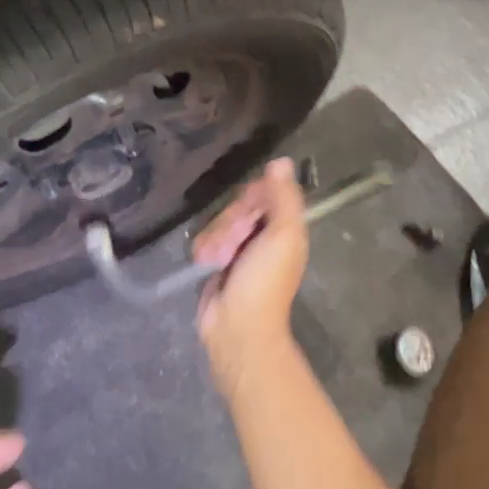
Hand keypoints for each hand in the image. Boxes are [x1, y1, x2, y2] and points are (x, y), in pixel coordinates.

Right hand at [192, 159, 306, 384]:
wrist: (237, 326)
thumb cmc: (265, 281)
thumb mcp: (283, 236)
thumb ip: (283, 198)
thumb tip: (281, 161)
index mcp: (285, 228)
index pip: (265, 193)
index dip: (252, 199)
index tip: (248, 213)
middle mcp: (264, 235)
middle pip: (239, 207)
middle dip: (231, 223)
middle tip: (233, 245)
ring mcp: (239, 249)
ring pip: (220, 221)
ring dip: (216, 238)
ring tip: (218, 260)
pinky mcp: (217, 260)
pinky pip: (206, 238)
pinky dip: (204, 249)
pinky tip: (206, 263)